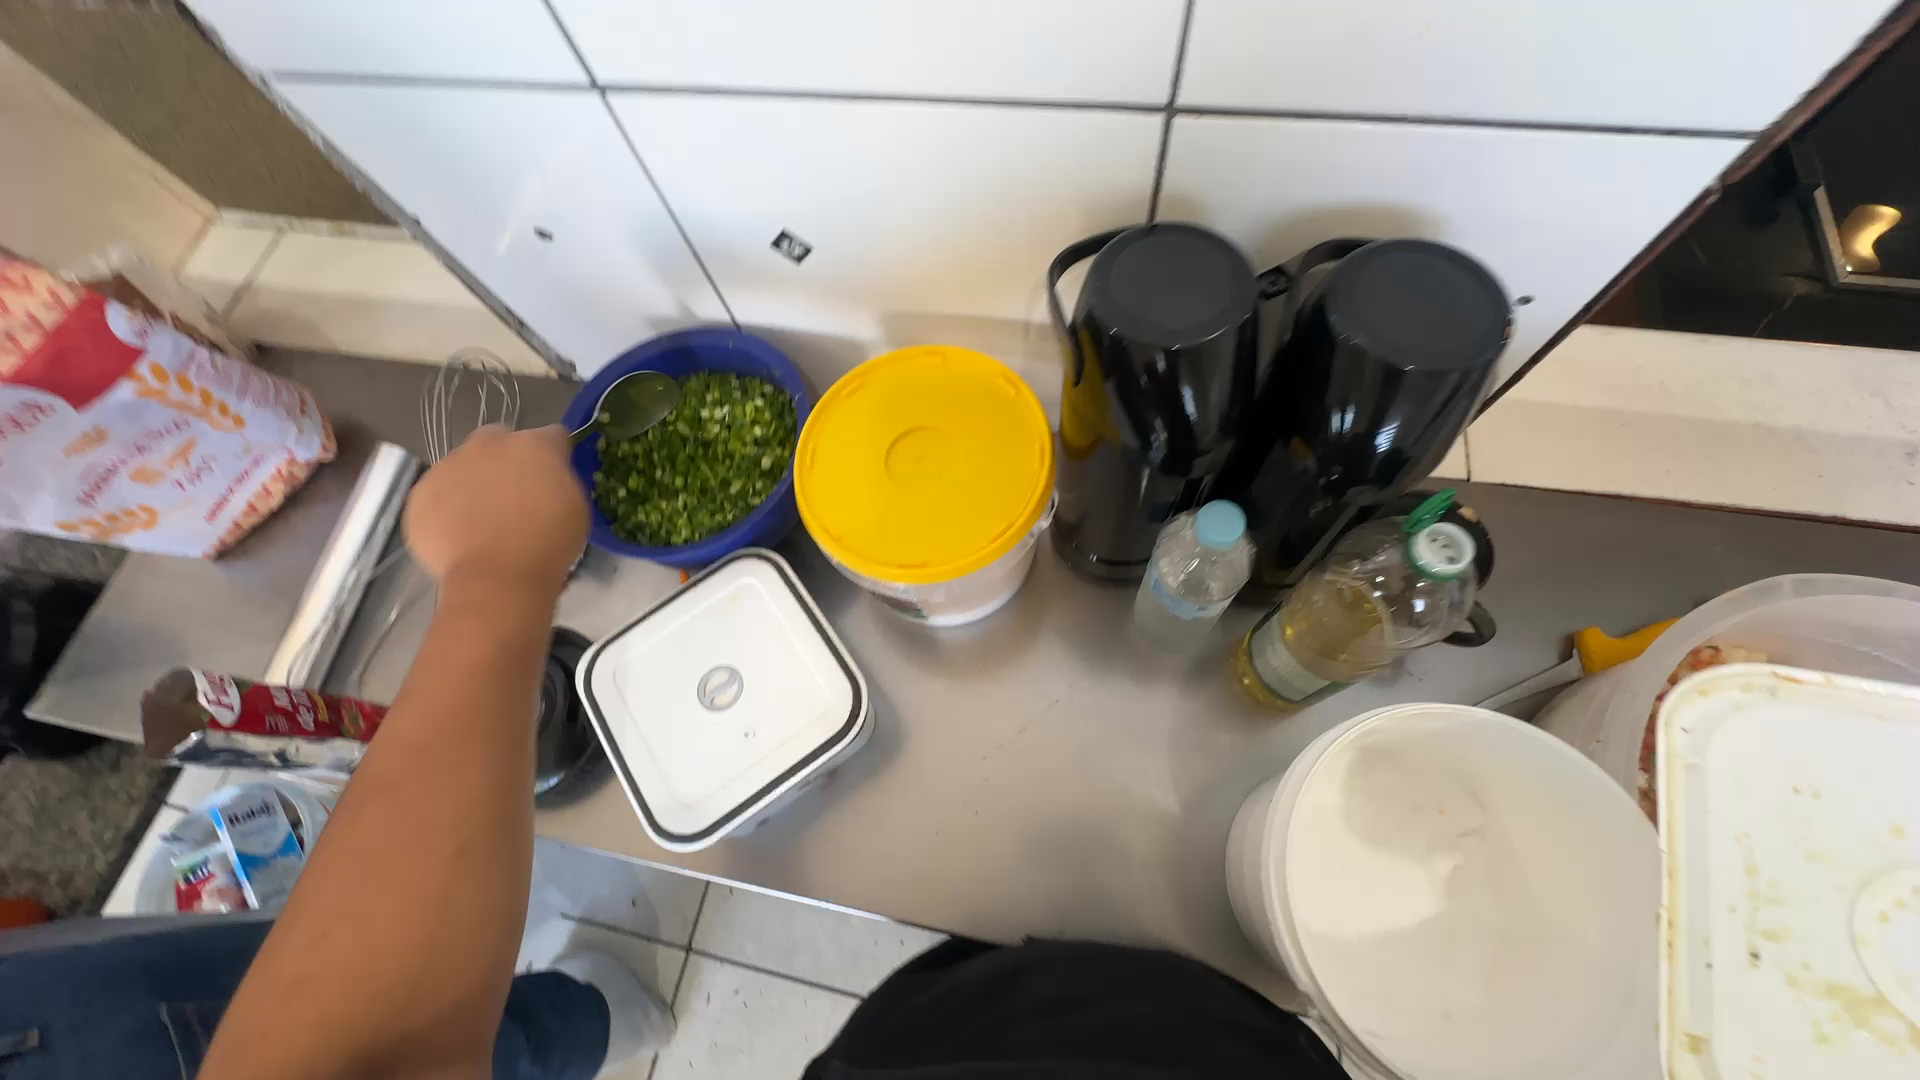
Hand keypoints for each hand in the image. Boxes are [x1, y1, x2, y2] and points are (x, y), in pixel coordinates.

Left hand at [403, 425, 587, 591]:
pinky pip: (438, 491)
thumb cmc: (549, 544)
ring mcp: (448, 465)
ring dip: (476, 480)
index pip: (553, 435)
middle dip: (508, 457)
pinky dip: (449, 504)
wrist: (496, 577)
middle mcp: (489, 444)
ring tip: (484, 516)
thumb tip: (549, 477)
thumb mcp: (576, 506)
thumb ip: (560, 480)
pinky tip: (461, 531)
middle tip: (517, 491)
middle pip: (500, 439)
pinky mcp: (420, 492)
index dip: (557, 454)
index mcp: (535, 445)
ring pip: (464, 463)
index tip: (559, 474)